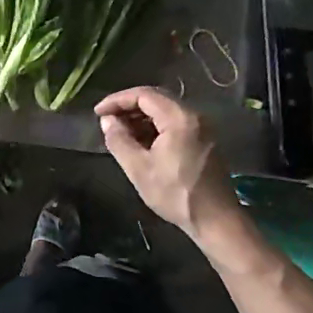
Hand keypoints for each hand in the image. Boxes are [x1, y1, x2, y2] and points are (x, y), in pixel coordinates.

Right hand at [95, 87, 242, 244]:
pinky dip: (156, 128)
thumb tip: (108, 121)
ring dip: (142, 119)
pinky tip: (141, 143)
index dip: (118, 100)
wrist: (214, 218)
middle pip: (157, 99)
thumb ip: (119, 140)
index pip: (144, 94)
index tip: (98, 112)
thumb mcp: (139, 169)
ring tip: (120, 133)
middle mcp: (194, 116)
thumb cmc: (175, 194)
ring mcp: (202, 127)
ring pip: (166, 112)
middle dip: (129, 108)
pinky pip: (176, 124)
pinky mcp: (204, 140)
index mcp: (180, 117)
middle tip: (107, 122)